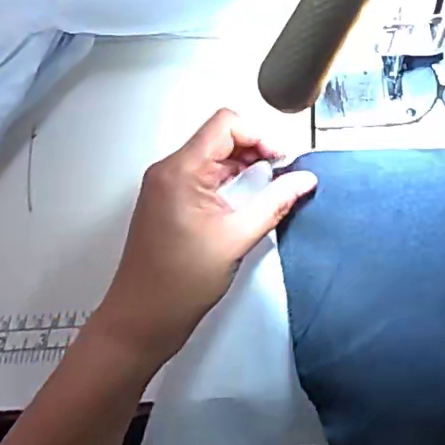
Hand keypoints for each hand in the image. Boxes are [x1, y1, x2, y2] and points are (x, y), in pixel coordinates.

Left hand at [93, 109, 317, 364]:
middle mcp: (168, 170)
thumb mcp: (237, 239)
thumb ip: (275, 203)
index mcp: (180, 171)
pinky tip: (245, 200)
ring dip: (242, 166)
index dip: (259, 135)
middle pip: (219, 136)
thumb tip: (303, 180)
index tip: (281, 160)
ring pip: (211, 155)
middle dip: (254, 150)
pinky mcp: (168, 199)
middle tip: (281, 174)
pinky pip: (202, 175)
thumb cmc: (178, 284)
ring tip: (268, 189)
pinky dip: (227, 180)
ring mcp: (165, 184)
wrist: (141, 319)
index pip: (225, 124)